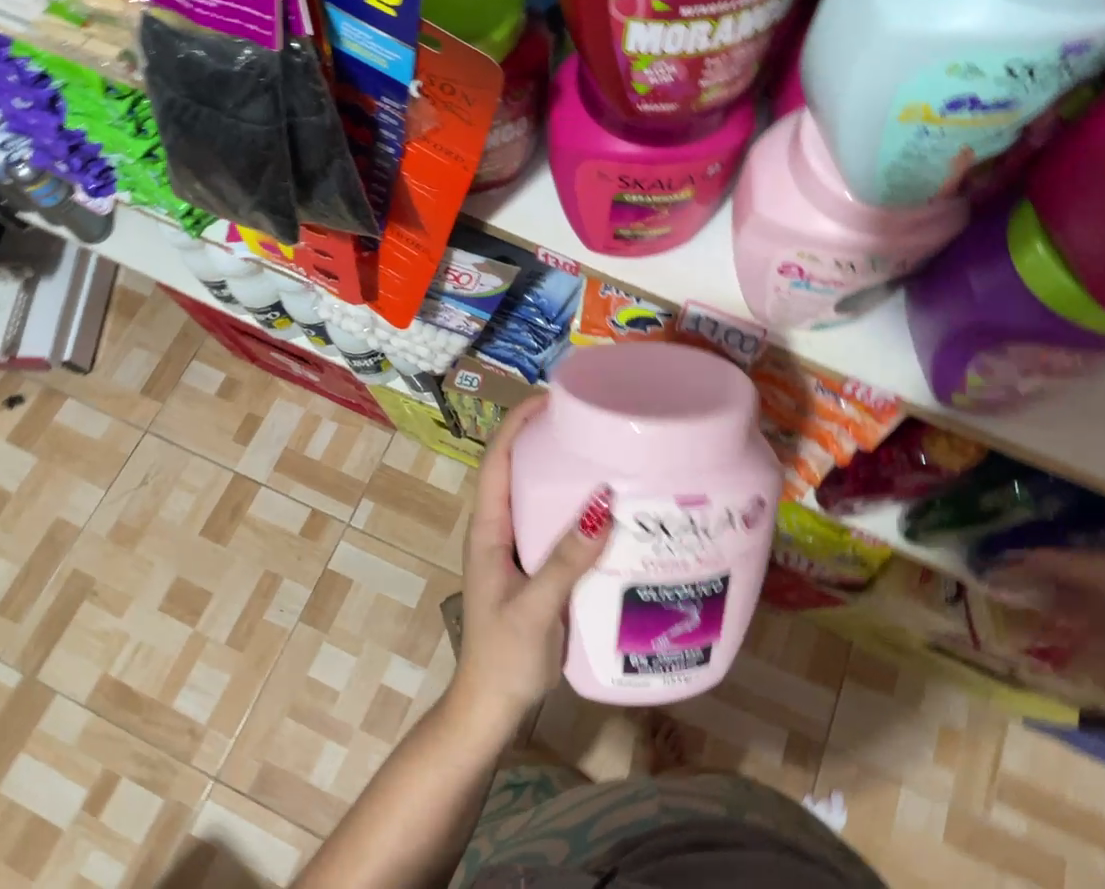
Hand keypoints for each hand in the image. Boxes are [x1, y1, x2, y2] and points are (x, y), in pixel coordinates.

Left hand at [445, 397, 611, 737]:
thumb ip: (565, 562)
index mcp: (488, 532)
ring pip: (542, 500)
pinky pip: (559, 529)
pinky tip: (615, 514)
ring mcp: (520, 553)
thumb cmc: (504, 658)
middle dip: (549, 440)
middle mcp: (501, 533)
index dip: (518, 424)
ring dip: (567, 475)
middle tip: (594, 421)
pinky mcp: (539, 572)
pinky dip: (581, 512)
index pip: (498, 462)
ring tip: (610, 455)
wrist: (492, 706)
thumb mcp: (534, 609)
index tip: (552, 397)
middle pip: (521, 471)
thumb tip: (604, 505)